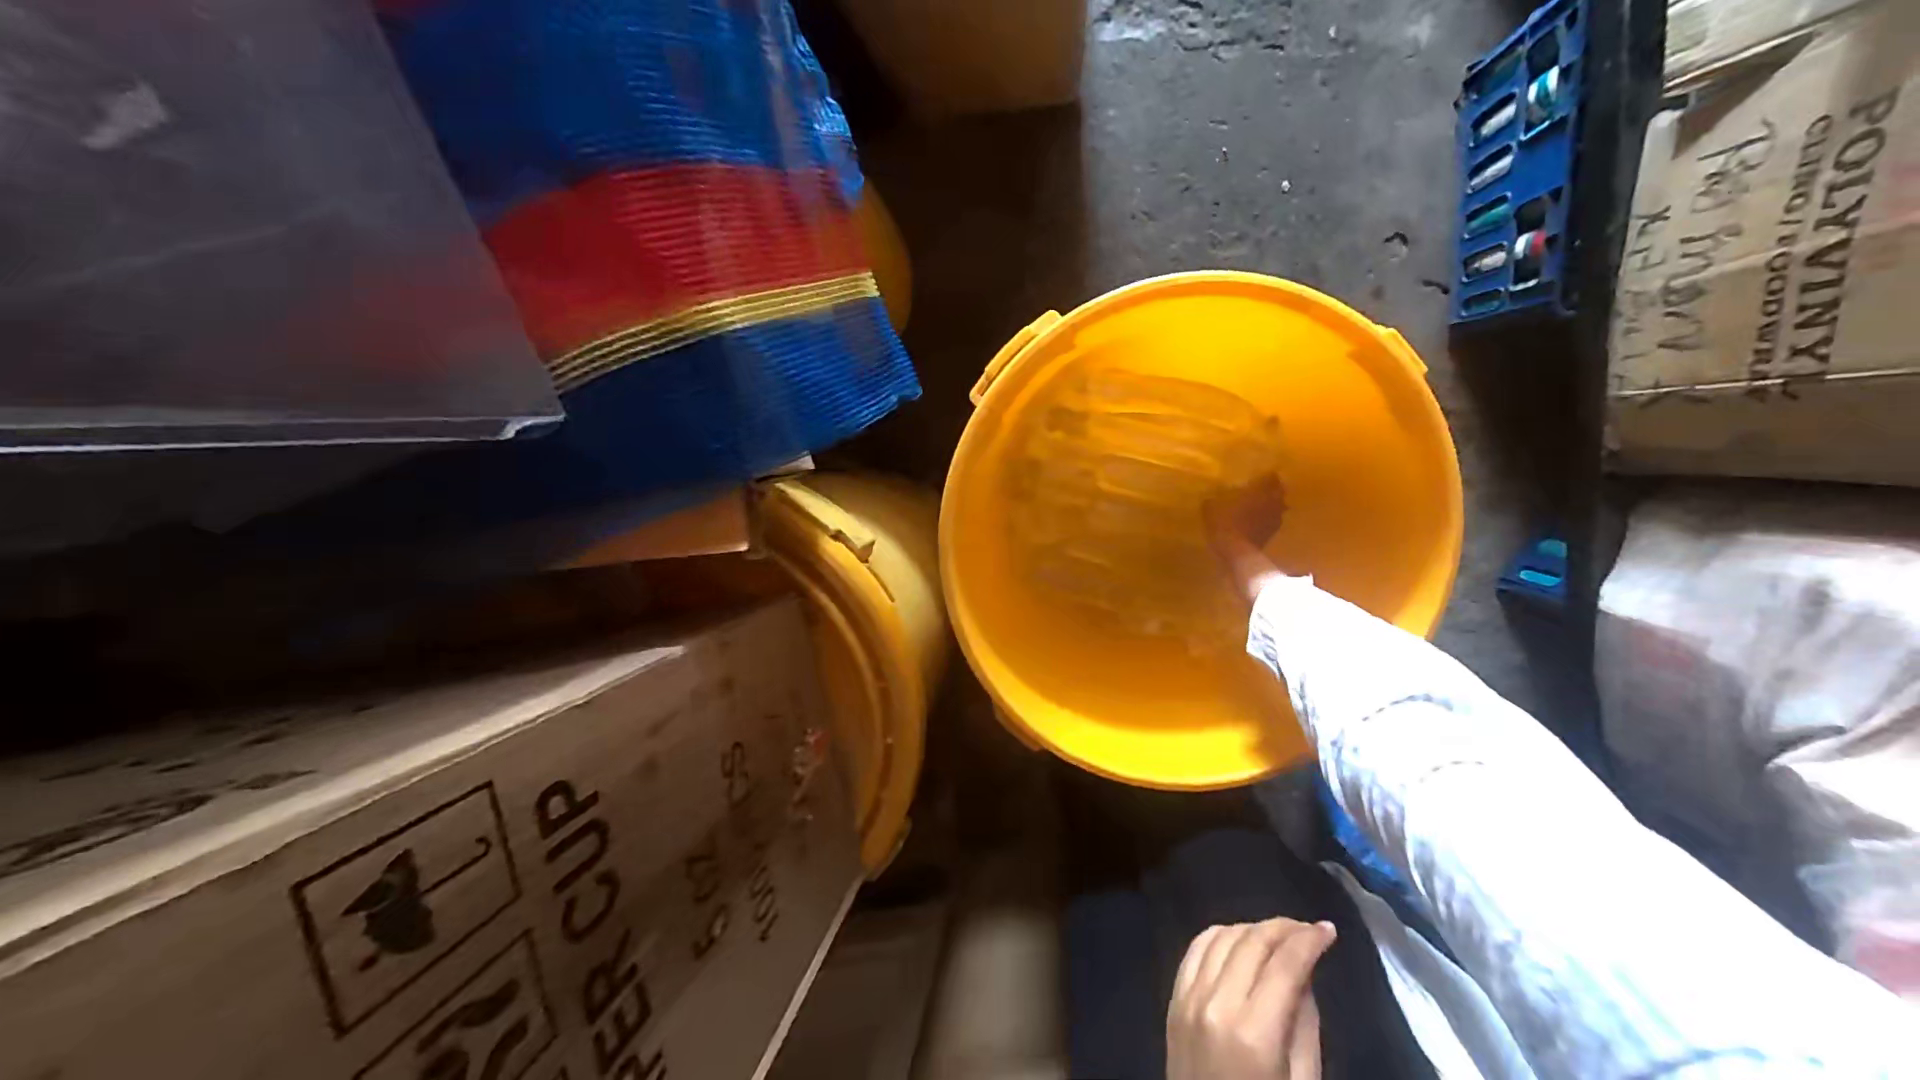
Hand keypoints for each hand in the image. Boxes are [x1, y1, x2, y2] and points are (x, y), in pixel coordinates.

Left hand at [1167, 918, 1334, 1079]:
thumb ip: (1303, 1023)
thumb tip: (1303, 971)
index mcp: (1253, 1033)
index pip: (1283, 965)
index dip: (1309, 941)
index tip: (1329, 930)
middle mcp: (1215, 1004)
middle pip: (1251, 942)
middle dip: (1283, 929)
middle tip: (1308, 930)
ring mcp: (1187, 998)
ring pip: (1221, 937)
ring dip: (1252, 929)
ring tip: (1279, 936)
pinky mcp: (1172, 999)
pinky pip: (1195, 949)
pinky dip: (1220, 936)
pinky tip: (1240, 940)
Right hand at [1203, 473, 1286, 557]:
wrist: (1236, 551)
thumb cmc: (1225, 523)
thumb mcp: (1212, 506)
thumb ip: (1216, 496)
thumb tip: (1215, 492)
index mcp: (1260, 491)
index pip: (1272, 477)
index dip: (1267, 476)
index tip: (1260, 476)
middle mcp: (1273, 502)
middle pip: (1279, 492)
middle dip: (1272, 490)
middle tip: (1261, 490)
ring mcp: (1275, 519)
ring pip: (1279, 507)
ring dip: (1272, 505)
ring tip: (1261, 506)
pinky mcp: (1272, 534)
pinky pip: (1273, 521)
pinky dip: (1268, 519)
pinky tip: (1258, 522)